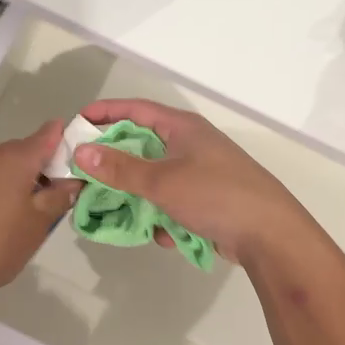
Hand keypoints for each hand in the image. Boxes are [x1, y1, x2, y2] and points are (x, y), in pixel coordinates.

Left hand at [0, 120, 82, 308]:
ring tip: (38, 212)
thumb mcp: (39, 223)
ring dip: (26, 181)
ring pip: (9, 166)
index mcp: (16, 157)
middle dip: (48, 167)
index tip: (85, 163)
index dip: (70, 142)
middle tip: (64, 196)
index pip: (50, 133)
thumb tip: (72, 181)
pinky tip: (10, 217)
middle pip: (28, 150)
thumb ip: (60, 196)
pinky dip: (6, 190)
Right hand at [74, 99, 312, 264]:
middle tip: (85, 175)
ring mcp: (201, 173)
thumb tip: (81, 150)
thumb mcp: (160, 181)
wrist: (269, 234)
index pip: (134, 109)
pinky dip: (164, 217)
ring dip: (137, 196)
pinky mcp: (208, 201)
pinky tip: (164, 235)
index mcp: (182, 127)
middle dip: (114, 164)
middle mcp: (191, 144)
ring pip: (155, 179)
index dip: (104, 113)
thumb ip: (119, 168)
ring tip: (116, 213)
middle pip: (142, 146)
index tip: (75, 125)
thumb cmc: (214, 195)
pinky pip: (173, 203)